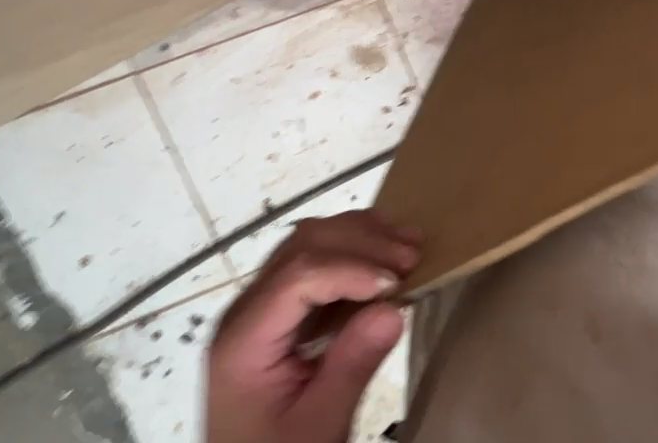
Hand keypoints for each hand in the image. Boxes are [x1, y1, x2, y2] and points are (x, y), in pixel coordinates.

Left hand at [205, 209, 421, 442]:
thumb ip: (351, 368)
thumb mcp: (318, 427)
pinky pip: (314, 253)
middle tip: (414, 259)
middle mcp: (246, 309)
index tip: (397, 284)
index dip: (351, 268)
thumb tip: (393, 308)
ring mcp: (261, 301)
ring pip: (310, 239)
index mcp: (243, 341)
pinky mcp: (280, 303)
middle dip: (364, 243)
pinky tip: (385, 249)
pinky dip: (354, 242)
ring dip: (363, 234)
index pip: (297, 276)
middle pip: (304, 246)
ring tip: (409, 247)